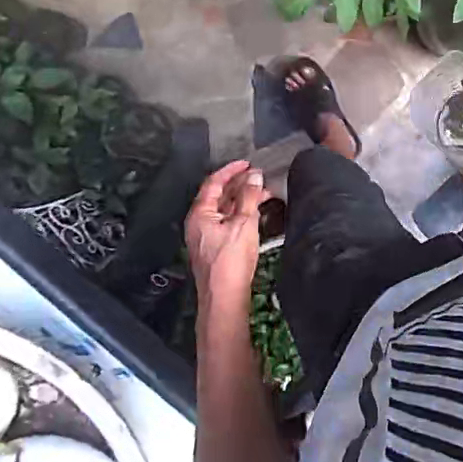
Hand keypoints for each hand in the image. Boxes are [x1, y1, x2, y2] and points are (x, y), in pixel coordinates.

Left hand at [184, 160, 268, 302]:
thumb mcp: (243, 224)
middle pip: (218, 195)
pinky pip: (227, 221)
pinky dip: (241, 212)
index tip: (247, 162)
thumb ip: (249, 197)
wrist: (224, 299)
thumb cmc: (230, 260)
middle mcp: (198, 222)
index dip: (230, 170)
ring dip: (242, 198)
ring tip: (264, 192)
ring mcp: (206, 235)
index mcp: (200, 214)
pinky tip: (256, 213)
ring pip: (224, 209)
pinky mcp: (215, 247)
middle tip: (259, 176)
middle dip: (239, 184)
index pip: (213, 182)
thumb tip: (255, 176)